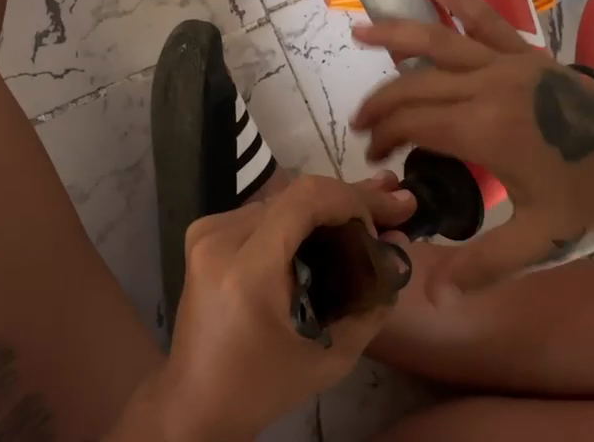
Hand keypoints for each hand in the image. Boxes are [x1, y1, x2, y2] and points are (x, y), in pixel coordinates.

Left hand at [140, 174, 415, 441]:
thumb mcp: (329, 359)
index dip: (353, 198)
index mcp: (245, 270)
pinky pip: (264, 211)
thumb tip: (397, 252)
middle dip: (349, 200)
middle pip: (296, 194)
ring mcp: (207, 230)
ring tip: (370, 214)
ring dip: (326, 208)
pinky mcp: (204, 231)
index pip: (305, 200)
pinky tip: (331, 225)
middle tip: (395, 205)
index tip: (389, 215)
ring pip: (283, 199)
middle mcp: (220, 238)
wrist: (195, 399)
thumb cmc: (262, 386)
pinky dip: (300, 217)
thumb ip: (369, 305)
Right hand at [350, 0, 593, 294]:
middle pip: (417, 84)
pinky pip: (485, 20)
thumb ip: (484, 264)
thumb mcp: (541, 242)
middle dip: (381, 103)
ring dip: (396, 34)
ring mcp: (511, 64)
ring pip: (440, 41)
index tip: (372, 156)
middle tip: (360, 124)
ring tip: (360, 29)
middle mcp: (491, 87)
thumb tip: (435, 292)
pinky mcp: (529, 55)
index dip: (383, 136)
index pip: (414, 122)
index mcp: (487, 130)